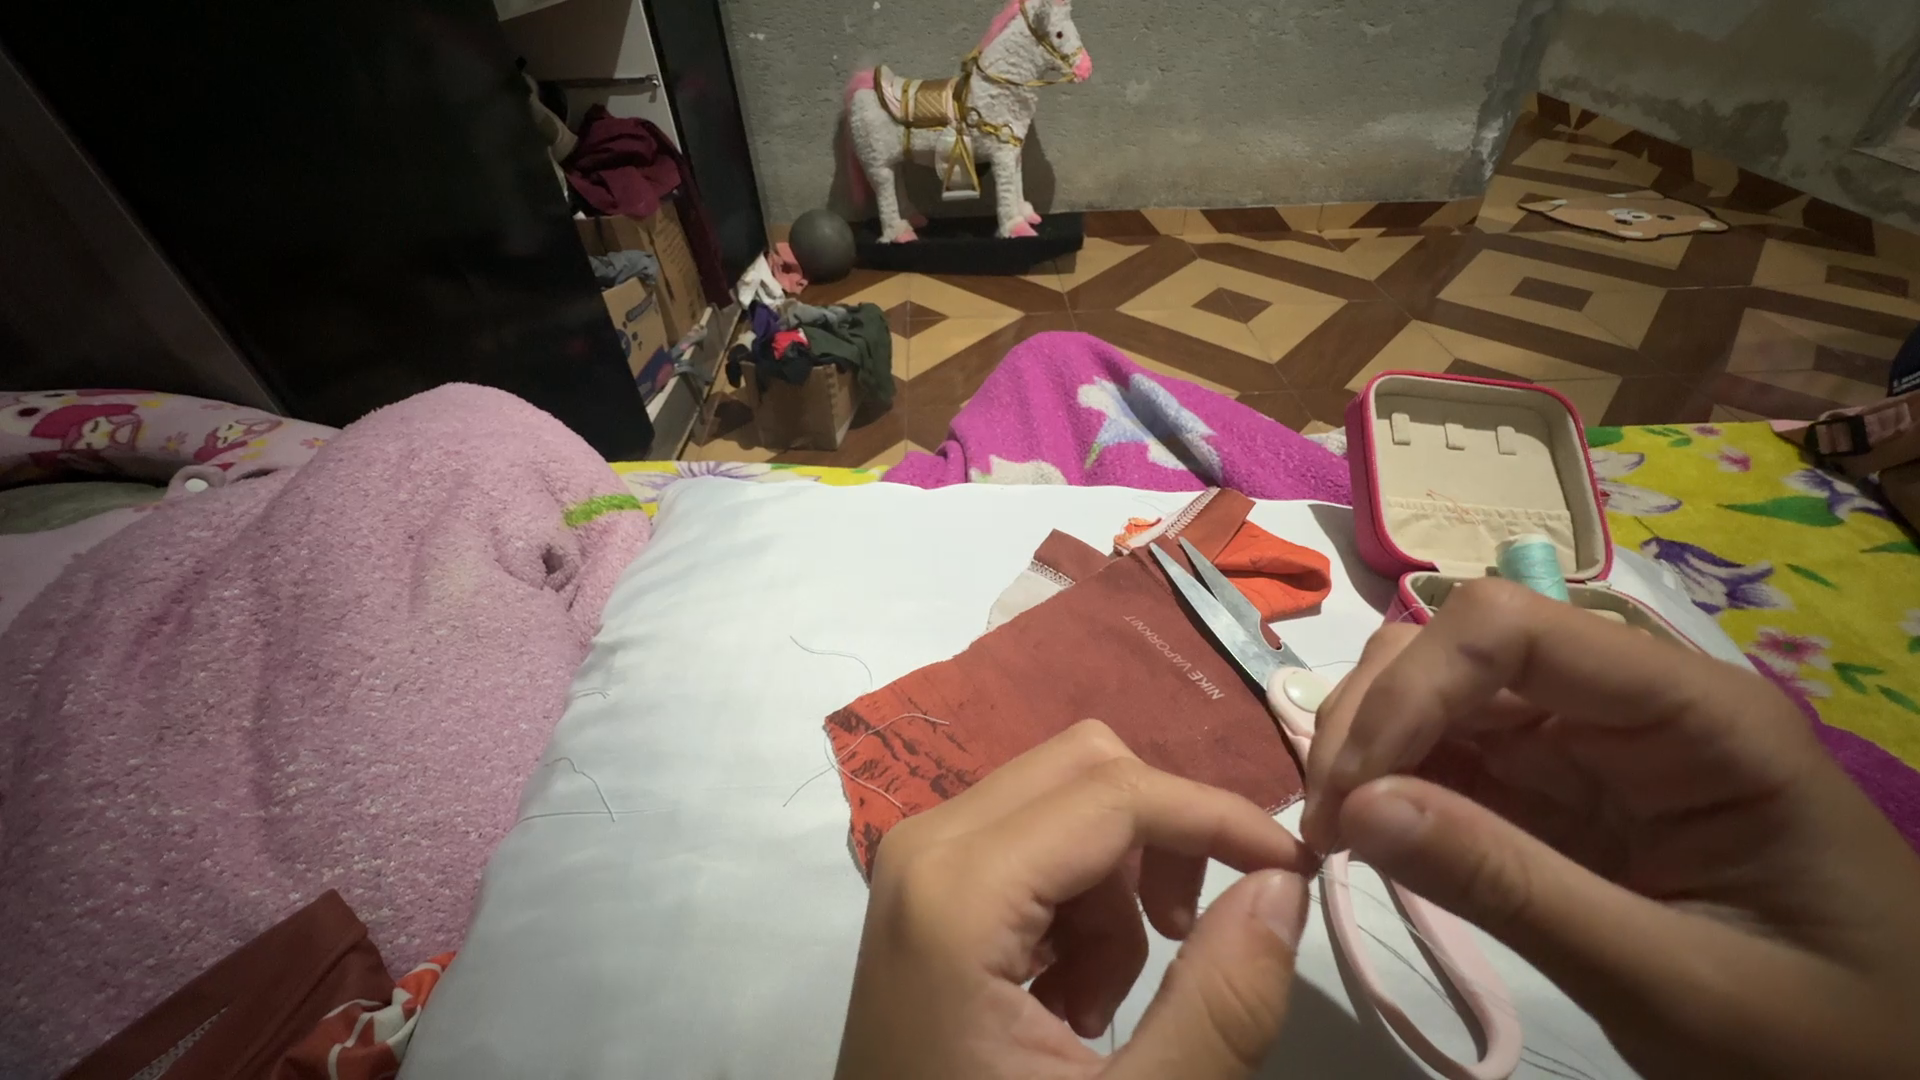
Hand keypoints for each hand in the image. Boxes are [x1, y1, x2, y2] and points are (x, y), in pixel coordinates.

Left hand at [834, 720, 1313, 1079]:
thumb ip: (1217, 1006)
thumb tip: (1282, 885)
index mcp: (957, 892)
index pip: (1114, 794)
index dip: (1216, 816)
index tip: (1294, 867)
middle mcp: (929, 841)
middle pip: (1085, 768)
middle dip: (1161, 840)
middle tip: (1184, 939)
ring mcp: (919, 852)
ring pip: (1063, 799)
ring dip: (1115, 887)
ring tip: (1096, 1006)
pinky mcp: (925, 874)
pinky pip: (1031, 835)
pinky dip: (1076, 898)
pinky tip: (1059, 993)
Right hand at [1299, 579, 1919, 1078]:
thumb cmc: (1833, 1047)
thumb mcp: (1680, 989)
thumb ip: (1514, 891)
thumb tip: (1353, 809)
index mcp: (1688, 713)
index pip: (1508, 630)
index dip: (1411, 691)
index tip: (1352, 793)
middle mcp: (1614, 697)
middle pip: (1445, 646)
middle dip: (1368, 720)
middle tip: (1329, 824)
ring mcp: (1566, 734)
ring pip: (1419, 685)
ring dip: (1358, 744)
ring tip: (1338, 832)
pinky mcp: (1530, 778)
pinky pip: (1427, 745)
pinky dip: (1375, 777)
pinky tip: (1363, 831)